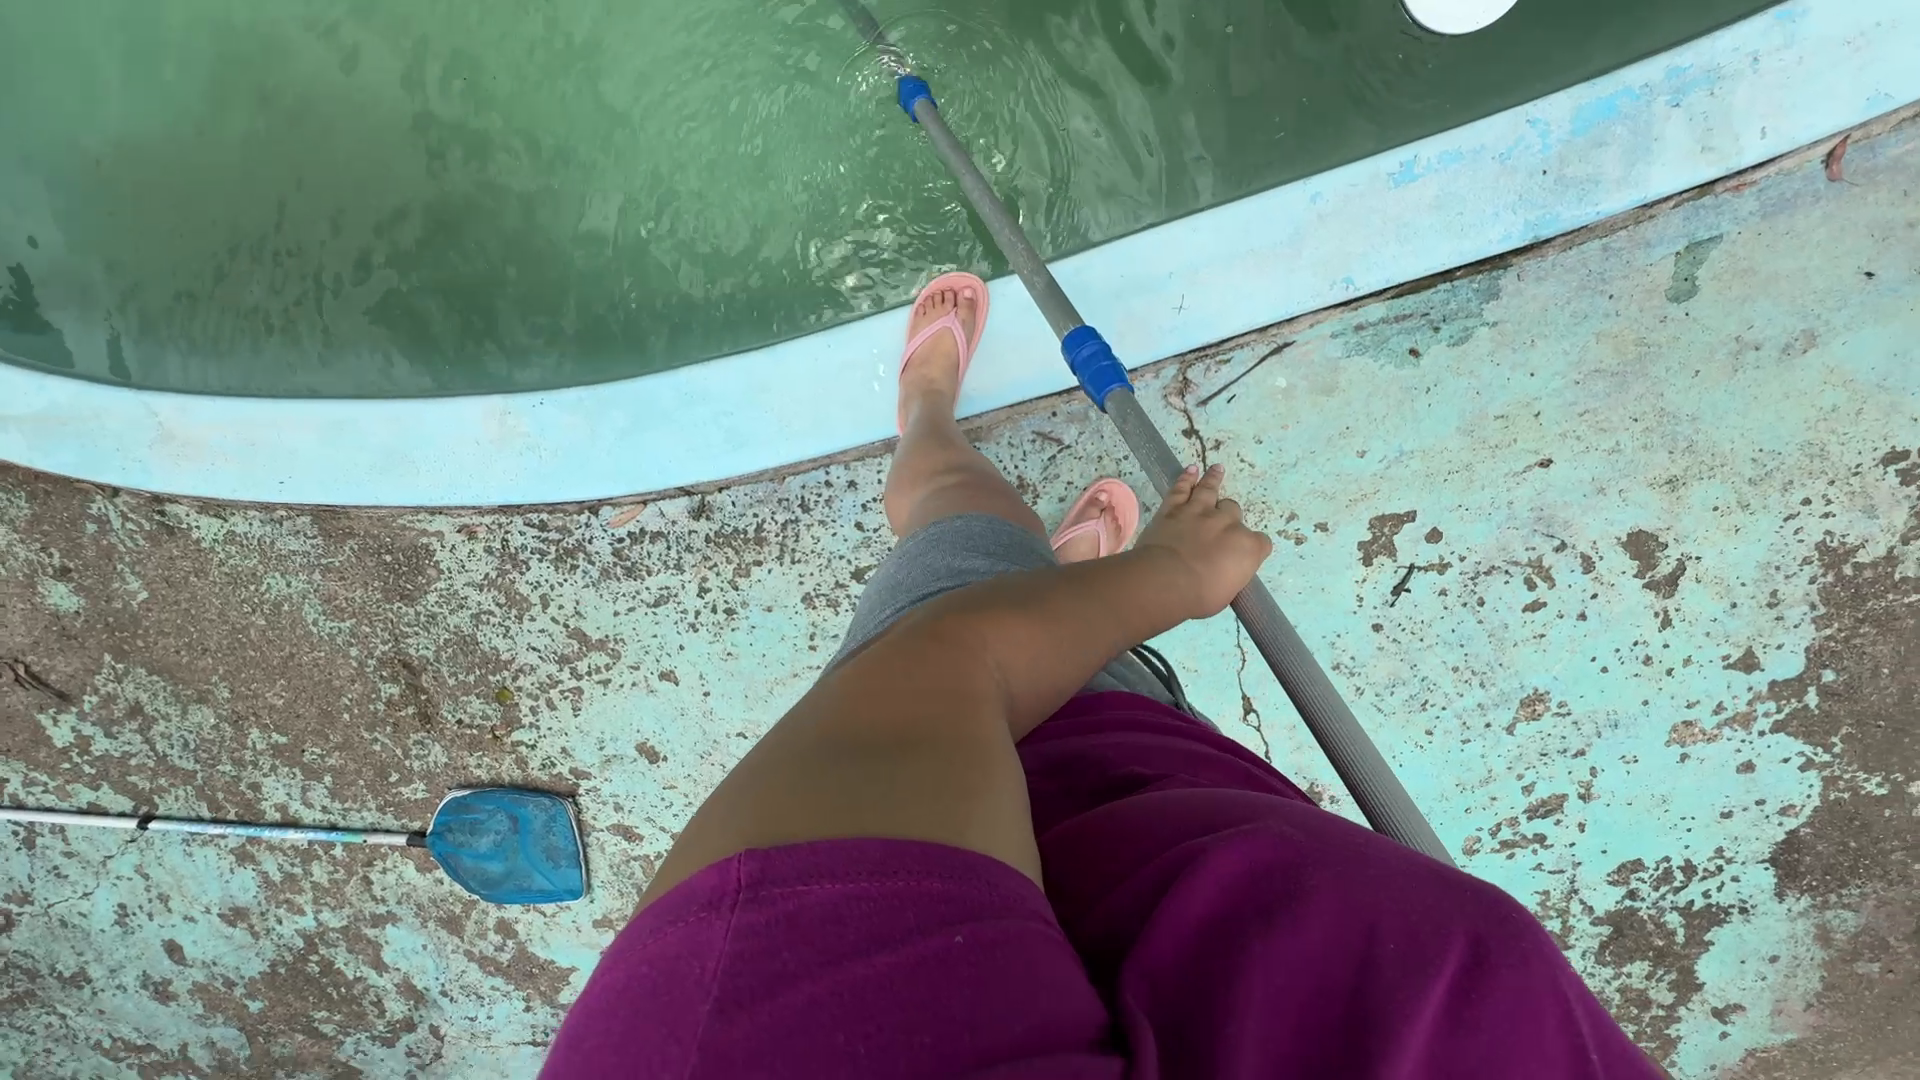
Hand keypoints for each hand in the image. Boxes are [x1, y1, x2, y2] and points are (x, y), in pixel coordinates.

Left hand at [1134, 464, 1273, 618]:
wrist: (1165, 581)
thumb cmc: (1199, 596)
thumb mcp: (1226, 593)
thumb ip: (1230, 575)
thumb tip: (1224, 573)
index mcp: (1248, 547)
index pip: (1260, 542)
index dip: (1252, 547)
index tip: (1243, 554)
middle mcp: (1228, 524)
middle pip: (1233, 512)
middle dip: (1228, 518)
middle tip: (1218, 526)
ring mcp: (1200, 512)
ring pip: (1210, 490)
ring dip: (1213, 479)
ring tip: (1217, 469)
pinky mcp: (1173, 509)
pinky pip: (1181, 489)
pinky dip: (1186, 479)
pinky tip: (1190, 470)